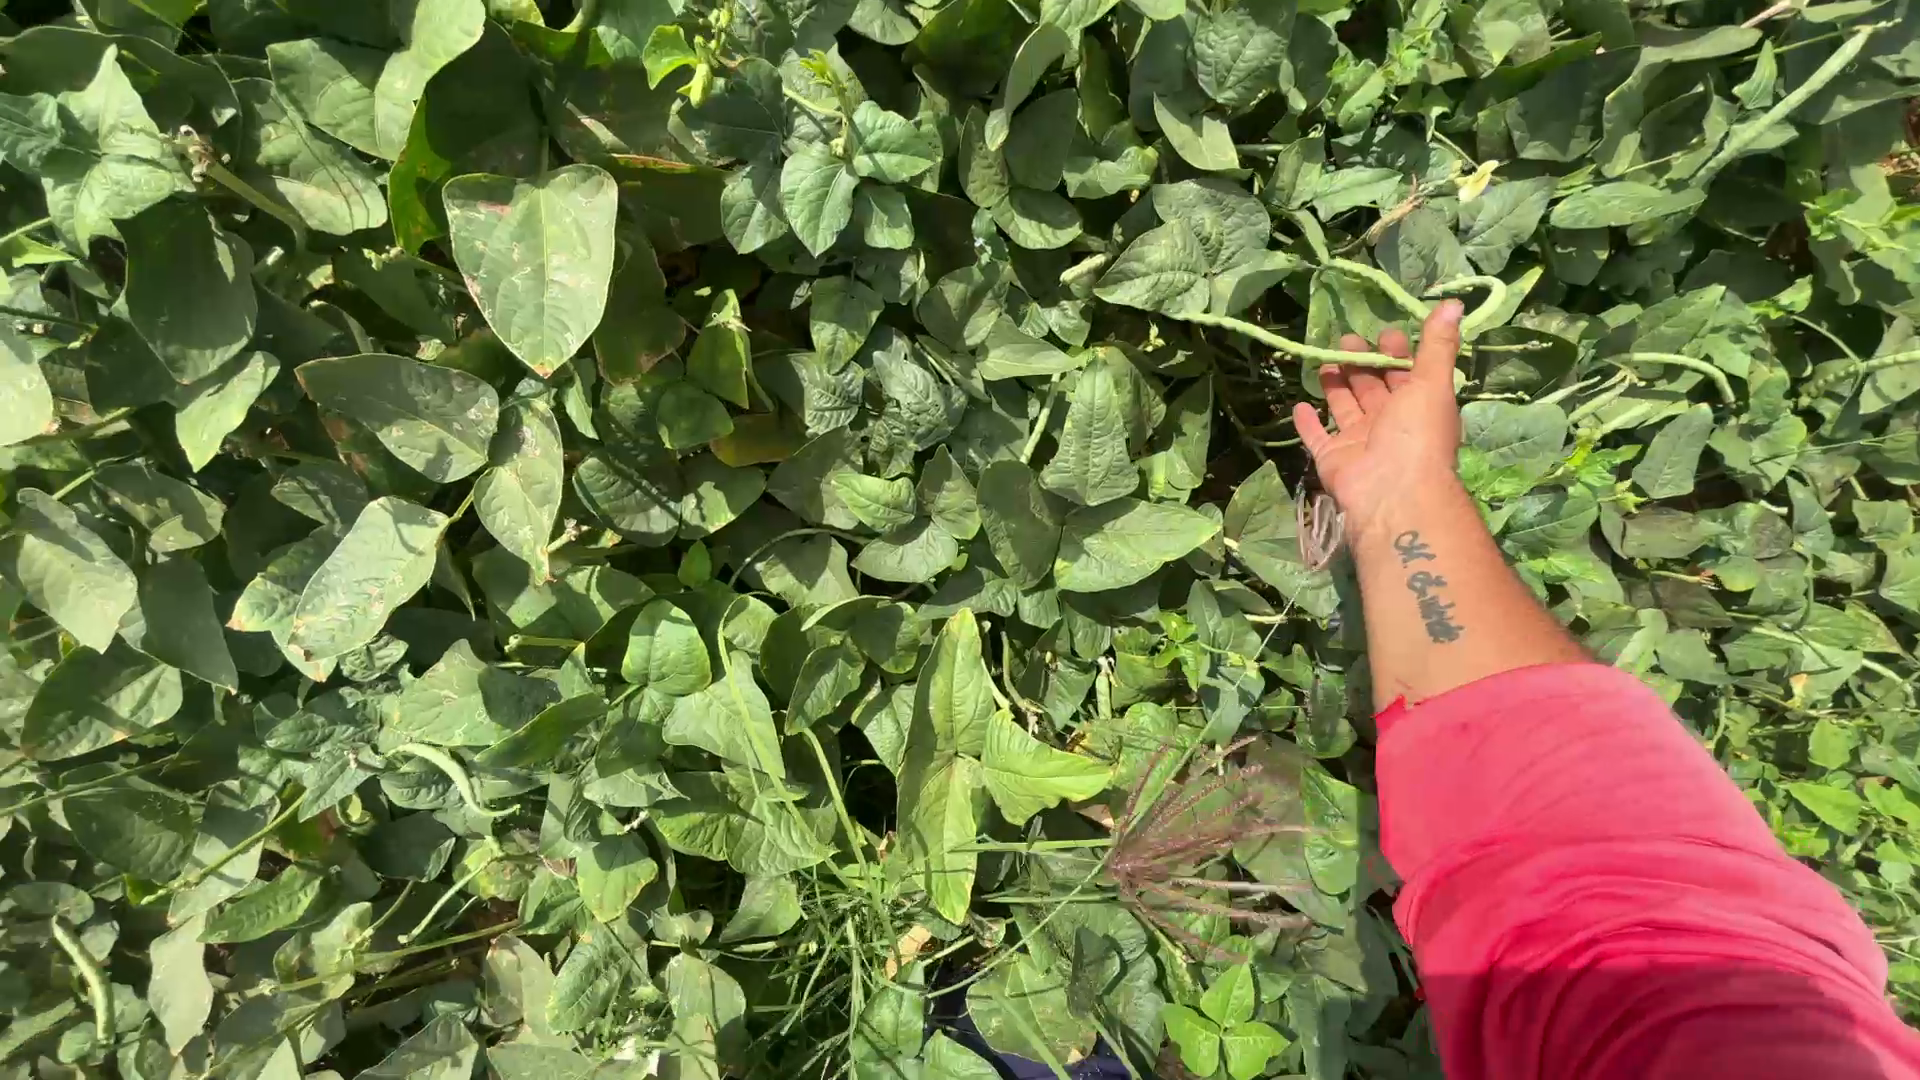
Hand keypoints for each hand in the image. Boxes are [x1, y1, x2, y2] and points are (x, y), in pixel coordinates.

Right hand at [1291, 300, 1465, 543]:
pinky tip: (1299, 404)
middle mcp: (1389, 423)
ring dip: (1335, 384)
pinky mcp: (1332, 457)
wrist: (1390, 490)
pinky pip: (1317, 436)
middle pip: (1372, 387)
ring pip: (1344, 406)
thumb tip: (1453, 302)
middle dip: (1361, 362)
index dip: (1397, 352)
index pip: (1407, 374)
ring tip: (1323, 359)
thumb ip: (1438, 345)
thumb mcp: (1432, 383)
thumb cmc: (1416, 434)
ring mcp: (1359, 441)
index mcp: (1418, 406)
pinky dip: (1307, 422)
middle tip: (1346, 338)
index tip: (1383, 332)